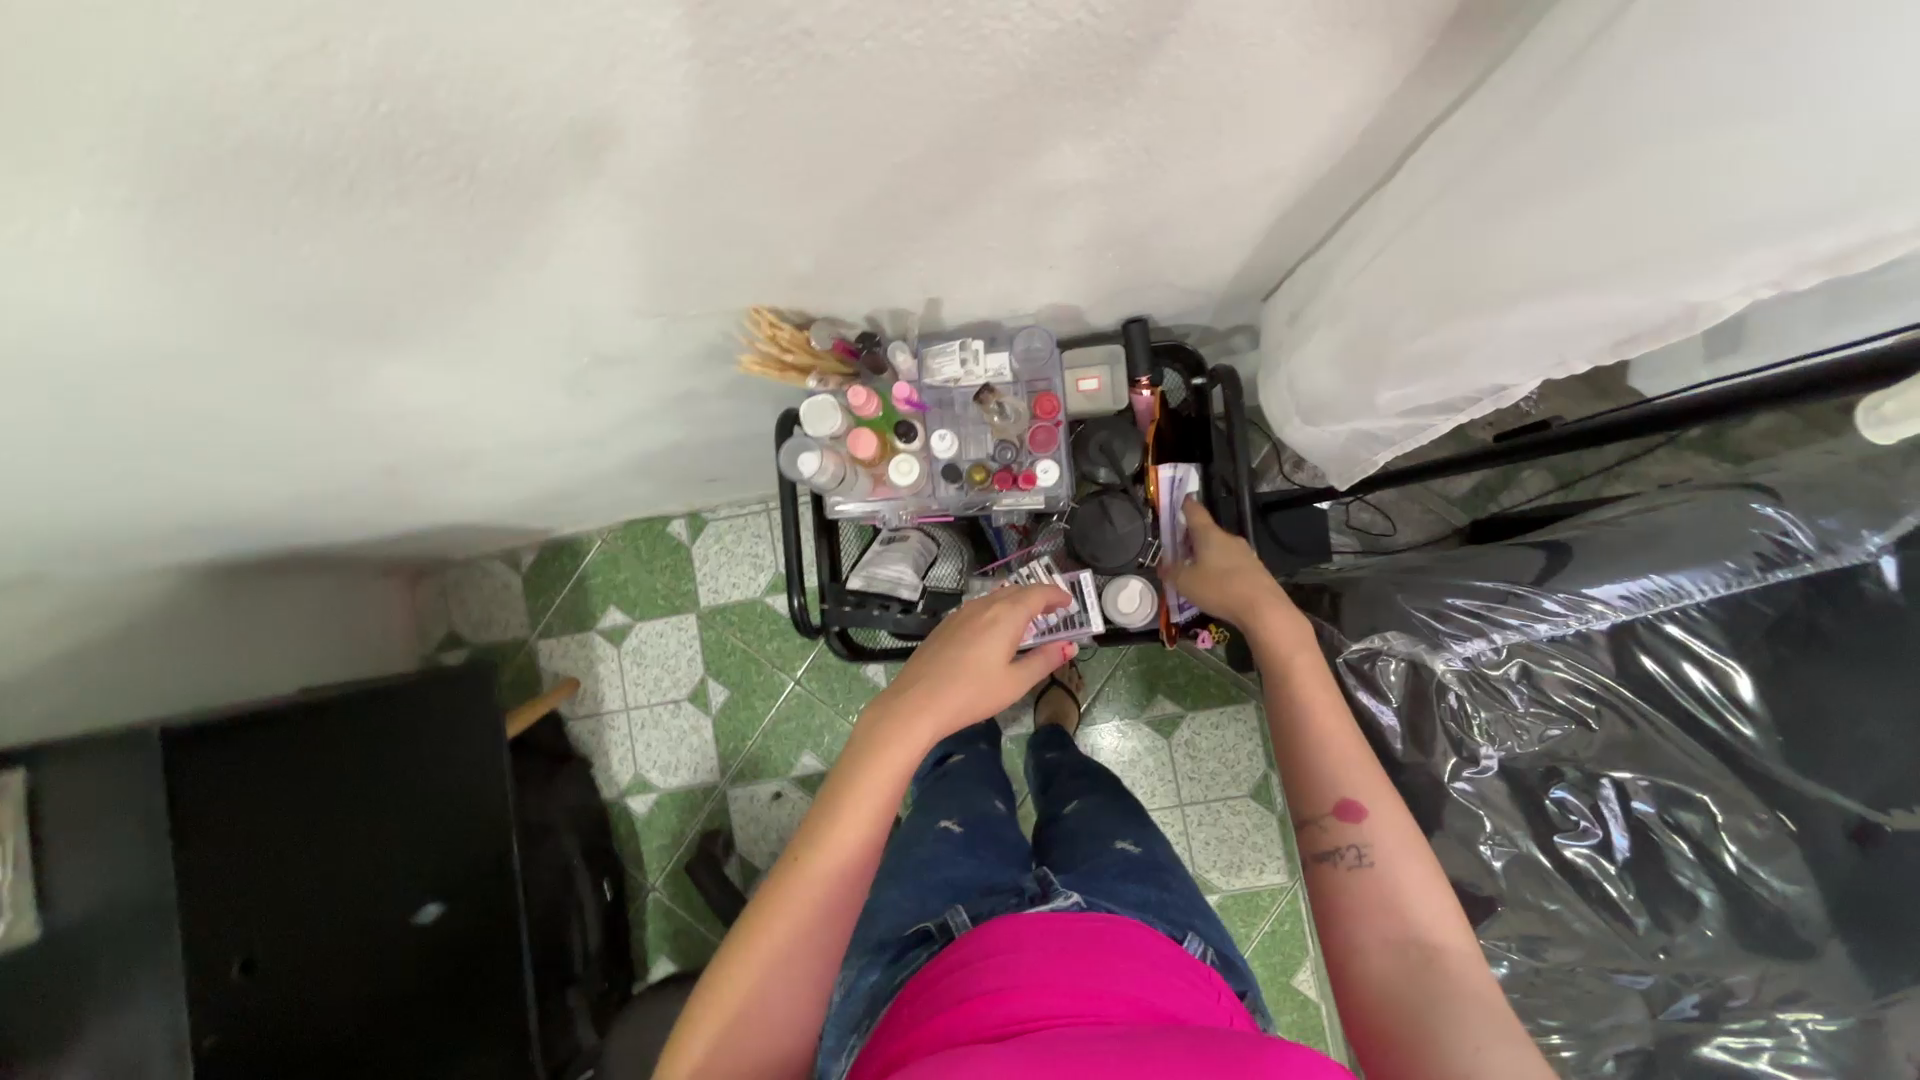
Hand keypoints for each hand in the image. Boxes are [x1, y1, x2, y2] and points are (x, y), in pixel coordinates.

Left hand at [865, 584, 1078, 744]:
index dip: (1056, 595)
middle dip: (1038, 597)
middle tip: (1054, 612)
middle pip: (1016, 591)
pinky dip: (996, 611)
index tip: (1070, 603)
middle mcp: (983, 606)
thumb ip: (1044, 660)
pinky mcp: (946, 625)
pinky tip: (995, 632)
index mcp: (1005, 615)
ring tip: (1028, 621)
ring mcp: (961, 613)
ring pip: (995, 598)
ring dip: (1016, 603)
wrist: (916, 702)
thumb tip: (1069, 646)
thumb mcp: (1015, 682)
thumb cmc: (972, 694)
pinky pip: (978, 608)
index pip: (1038, 593)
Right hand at [1160, 496, 1304, 634]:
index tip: (1179, 502)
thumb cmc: (1219, 588)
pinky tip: (1216, 587)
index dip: (1185, 505)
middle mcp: (1228, 538)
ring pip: (1220, 549)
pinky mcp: (1255, 570)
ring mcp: (1245, 553)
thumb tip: (1163, 566)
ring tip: (1195, 573)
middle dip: (1191, 540)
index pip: (1194, 511)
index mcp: (1209, 534)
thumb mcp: (1185, 582)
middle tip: (1178, 553)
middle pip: (1206, 532)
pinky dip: (1220, 570)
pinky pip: (1232, 564)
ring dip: (1206, 556)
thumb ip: (1171, 572)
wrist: (1264, 608)